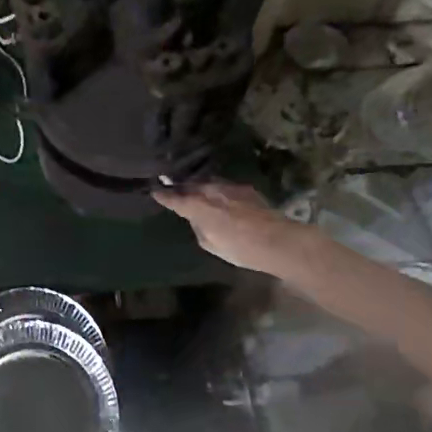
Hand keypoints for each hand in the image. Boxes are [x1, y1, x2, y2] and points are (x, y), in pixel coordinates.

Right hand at [152, 182, 309, 275]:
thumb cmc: (240, 249)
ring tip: (196, 190)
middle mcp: (211, 191)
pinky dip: (217, 190)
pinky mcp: (246, 188)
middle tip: (174, 188)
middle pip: (191, 185)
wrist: (277, 240)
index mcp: (198, 206)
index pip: (175, 198)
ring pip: (208, 183)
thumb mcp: (211, 244)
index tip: (154, 191)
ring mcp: (229, 186)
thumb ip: (199, 227)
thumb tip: (197, 219)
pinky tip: (220, 196)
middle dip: (181, 187)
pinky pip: (224, 186)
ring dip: (200, 186)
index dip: (163, 195)